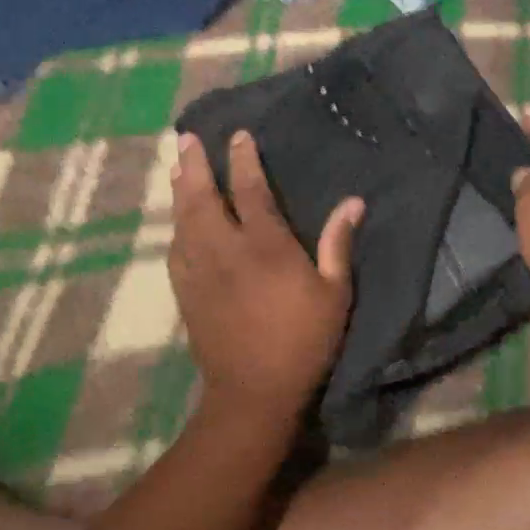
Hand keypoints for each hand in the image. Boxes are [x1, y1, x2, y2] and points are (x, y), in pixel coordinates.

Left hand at [169, 131, 363, 414]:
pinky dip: (175, 227)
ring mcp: (201, 273)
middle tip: (186, 139)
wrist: (253, 394)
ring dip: (180, 191)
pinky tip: (176, 220)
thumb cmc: (302, 340)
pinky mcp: (187, 294)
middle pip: (204, 199)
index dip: (244, 161)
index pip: (250, 191)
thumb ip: (337, 245)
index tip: (238, 136)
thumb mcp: (334, 293)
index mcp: (265, 246)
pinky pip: (176, 250)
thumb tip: (353, 202)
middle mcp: (226, 251)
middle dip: (196, 166)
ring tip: (177, 167)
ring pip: (184, 221)